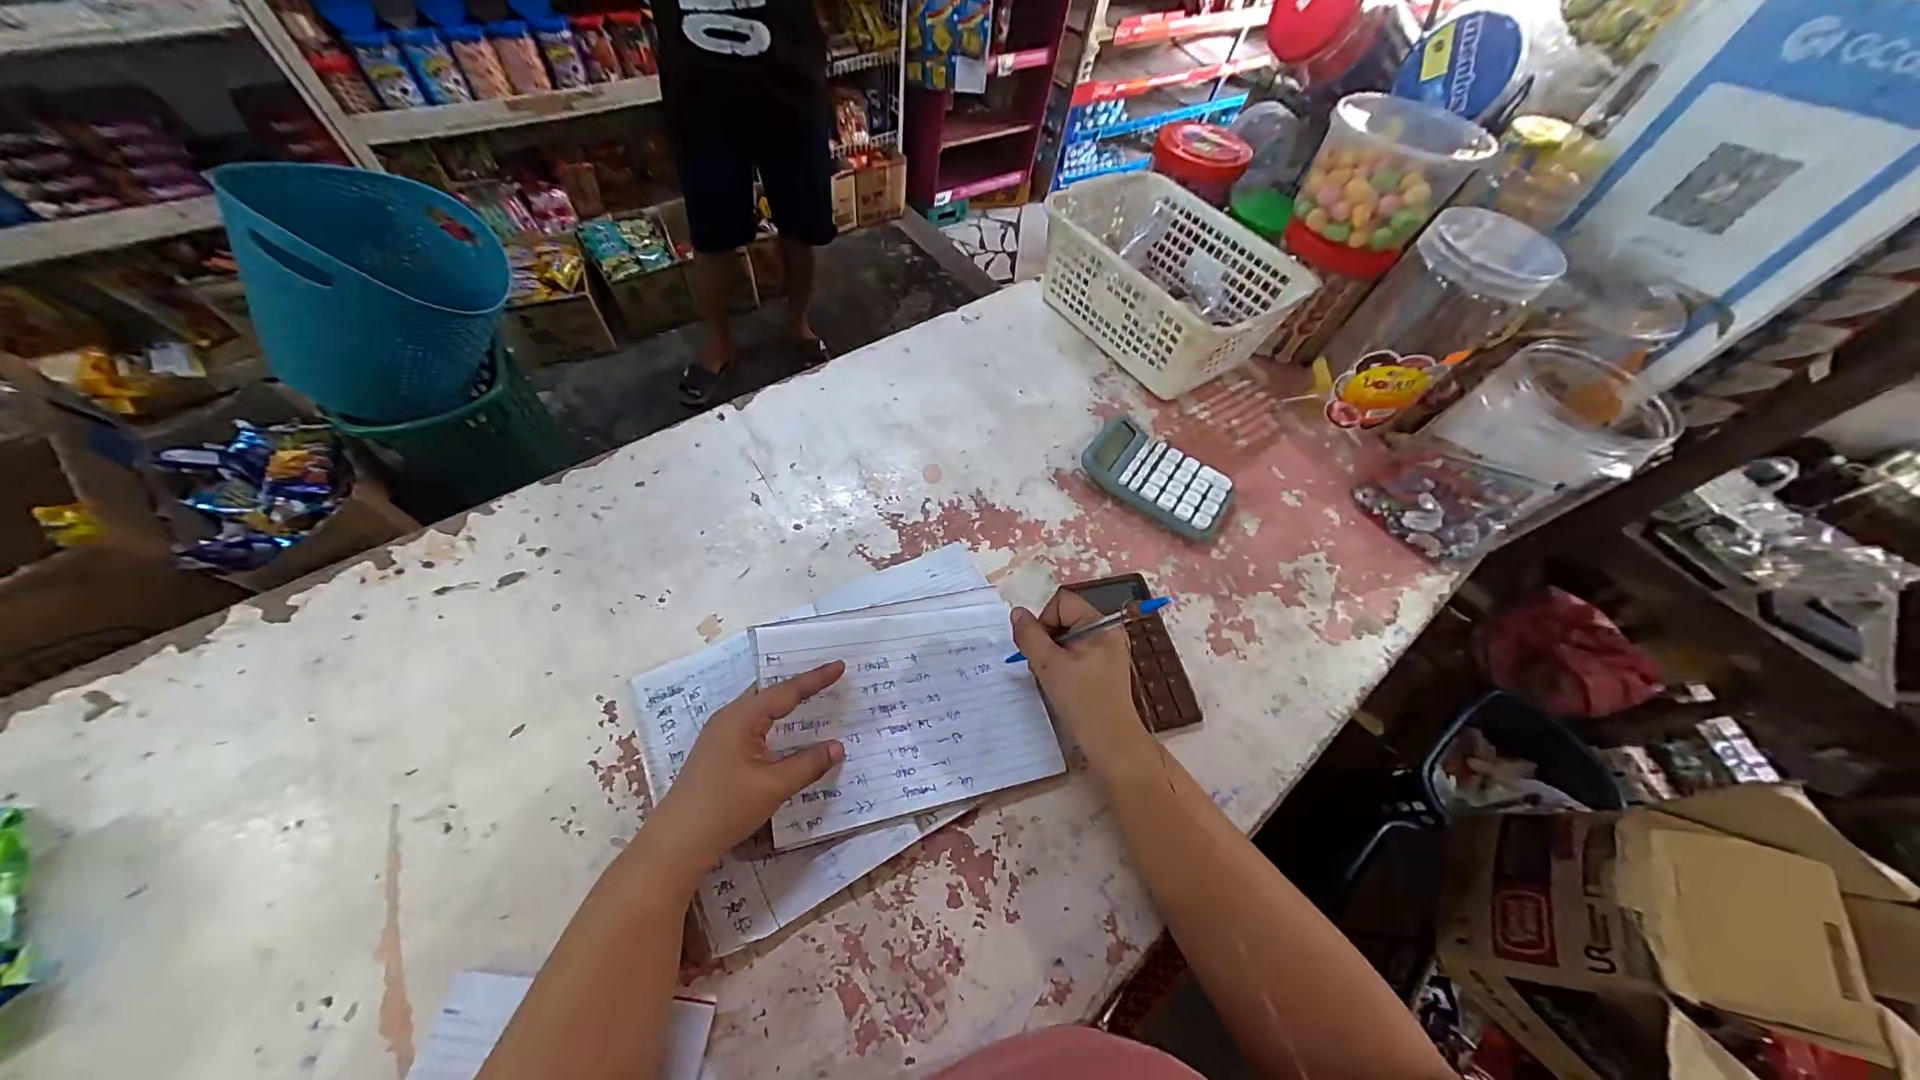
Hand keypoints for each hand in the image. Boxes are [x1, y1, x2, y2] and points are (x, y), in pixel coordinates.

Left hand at [648, 661, 846, 869]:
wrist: (677, 842)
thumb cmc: (726, 808)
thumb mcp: (774, 786)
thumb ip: (809, 764)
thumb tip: (837, 746)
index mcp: (741, 718)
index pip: (786, 692)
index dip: (815, 679)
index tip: (840, 665)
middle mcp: (729, 718)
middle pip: (770, 693)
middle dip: (800, 685)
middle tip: (828, 676)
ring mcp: (720, 734)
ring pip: (760, 709)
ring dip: (786, 703)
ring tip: (813, 696)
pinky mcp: (718, 751)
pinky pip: (753, 724)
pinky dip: (774, 720)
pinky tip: (785, 730)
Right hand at [1010, 590, 1152, 772]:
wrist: (1111, 741)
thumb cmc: (1082, 701)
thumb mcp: (1049, 666)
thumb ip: (1030, 636)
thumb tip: (1017, 613)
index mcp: (1101, 625)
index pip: (1062, 602)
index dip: (1044, 620)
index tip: (1040, 649)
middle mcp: (1108, 632)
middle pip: (1064, 617)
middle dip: (1047, 637)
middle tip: (1043, 664)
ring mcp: (1107, 650)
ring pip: (1067, 636)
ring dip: (1052, 652)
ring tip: (1051, 675)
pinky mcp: (1103, 667)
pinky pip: (1075, 651)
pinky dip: (1062, 662)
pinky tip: (1061, 682)